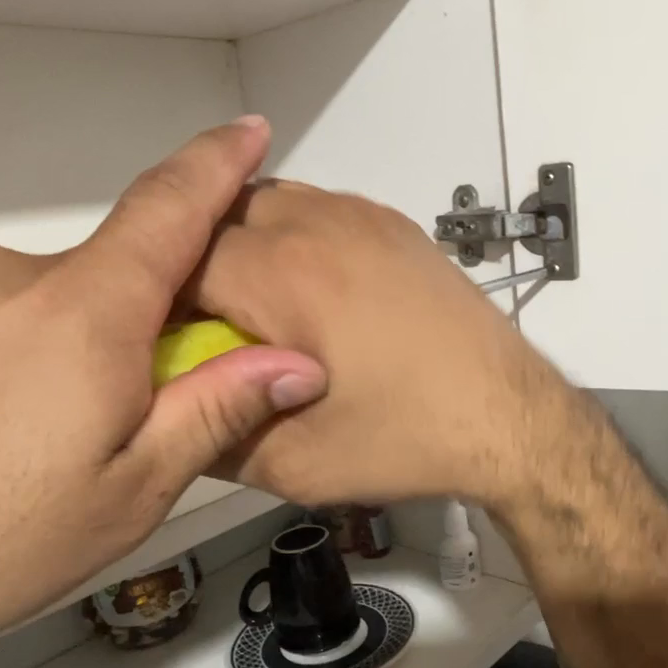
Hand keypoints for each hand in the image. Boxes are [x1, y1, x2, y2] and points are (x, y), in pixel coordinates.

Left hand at [0, 118, 327, 657]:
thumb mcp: (126, 493)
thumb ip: (215, 413)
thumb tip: (300, 362)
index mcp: (85, 310)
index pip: (170, 208)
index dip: (218, 164)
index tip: (252, 130)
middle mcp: (9, 277)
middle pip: (111, 278)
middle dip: (148, 328)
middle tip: (143, 418)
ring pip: (44, 309)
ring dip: (75, 357)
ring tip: (49, 452)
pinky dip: (13, 367)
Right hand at [193, 182, 569, 509]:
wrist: (512, 419)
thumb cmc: (405, 441)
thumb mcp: (293, 464)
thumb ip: (211, 433)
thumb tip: (166, 411)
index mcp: (284, 274)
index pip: (176, 256)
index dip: (154, 300)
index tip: (161, 342)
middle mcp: (320, 224)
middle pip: (218, 215)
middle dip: (195, 265)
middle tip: (203, 327)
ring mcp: (366, 217)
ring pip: (271, 202)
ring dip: (244, 245)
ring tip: (252, 310)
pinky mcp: (399, 228)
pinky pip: (321, 210)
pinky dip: (294, 238)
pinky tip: (310, 295)